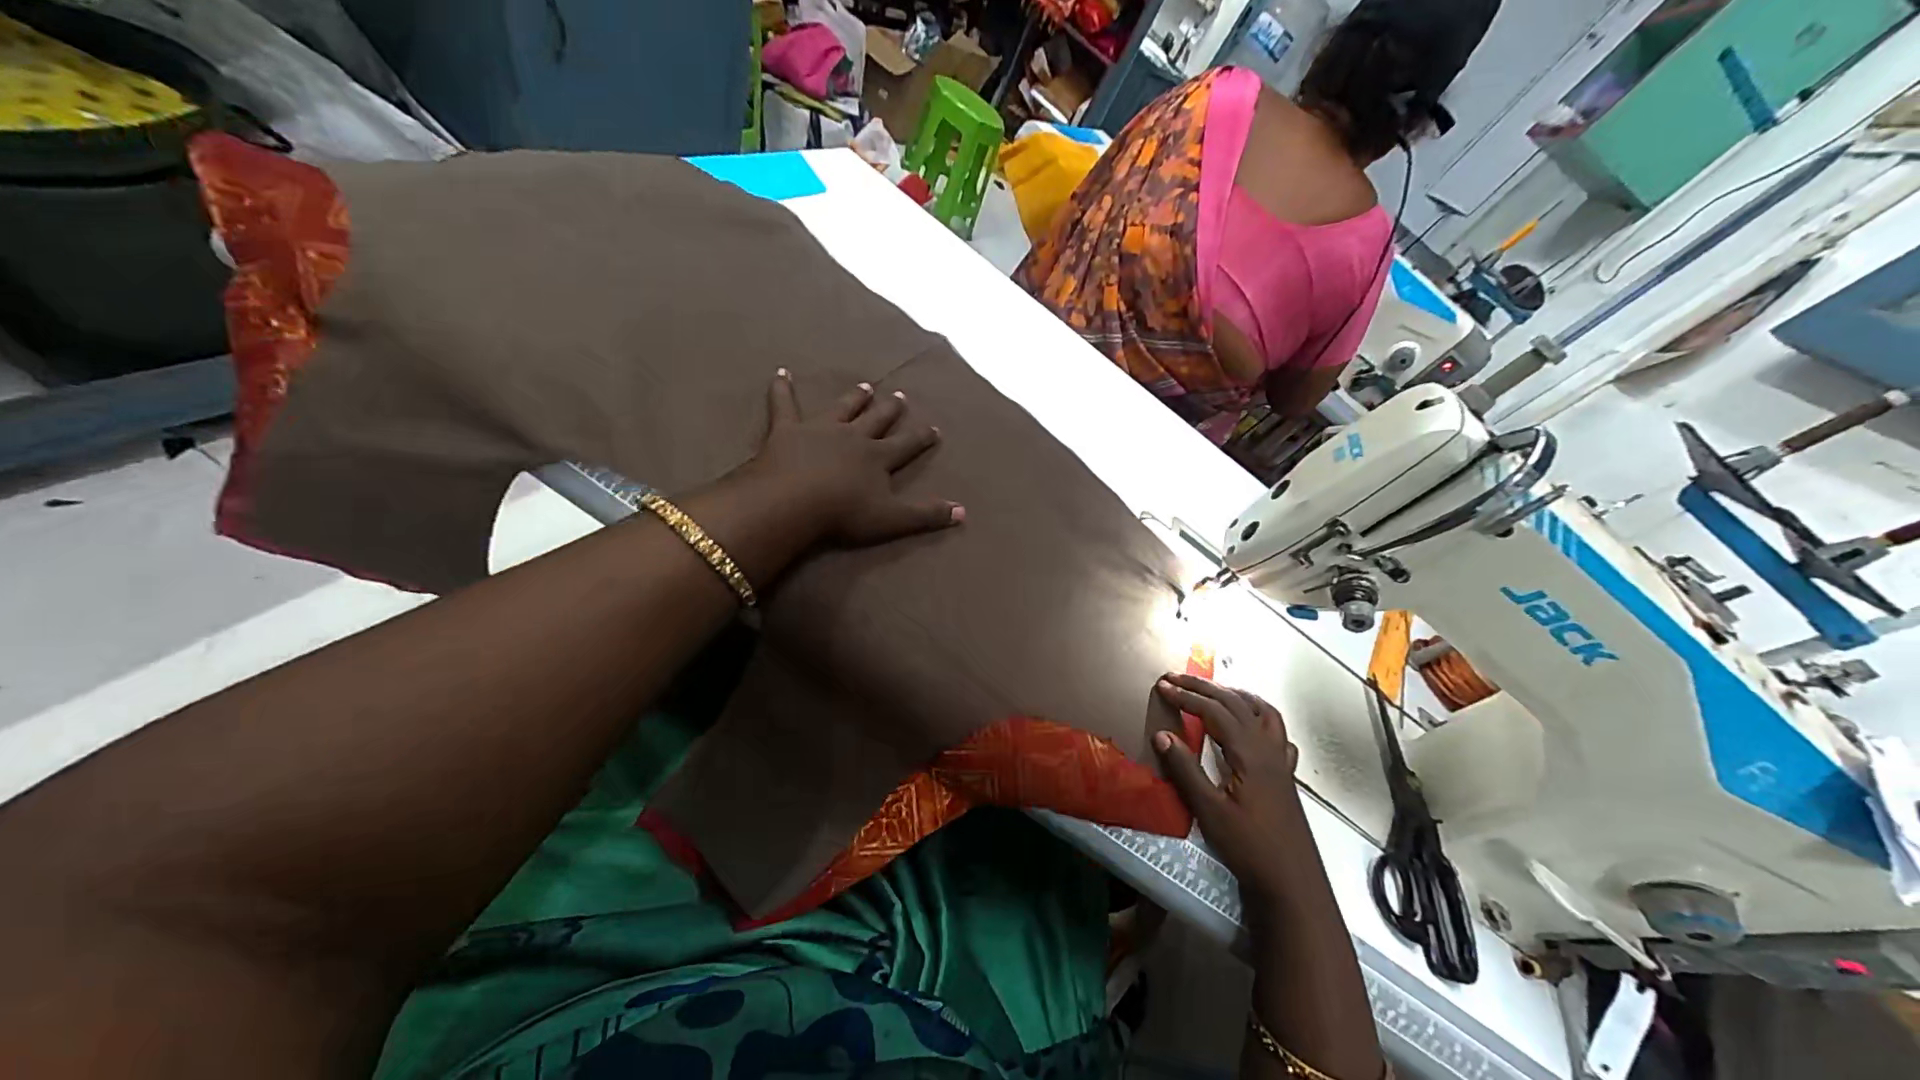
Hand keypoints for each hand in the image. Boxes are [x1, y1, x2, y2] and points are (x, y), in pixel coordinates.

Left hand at [737, 370, 962, 547]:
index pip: (905, 445)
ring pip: (842, 408)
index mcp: (877, 457)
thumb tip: (963, 511)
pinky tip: (781, 372)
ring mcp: (820, 429)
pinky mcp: (787, 430)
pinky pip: (784, 403)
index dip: (920, 438)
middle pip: (876, 420)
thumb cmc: (843, 513)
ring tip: (865, 387)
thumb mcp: (891, 519)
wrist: (793, 501)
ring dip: (854, 398)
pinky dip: (781, 388)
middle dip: (889, 410)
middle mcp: (853, 436)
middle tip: (900, 397)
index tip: (933, 428)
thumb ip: (926, 514)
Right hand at [1152, 675, 1304, 905]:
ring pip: (1262, 712)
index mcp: (1249, 754)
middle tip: (1177, 679)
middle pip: (1236, 704)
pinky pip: (1278, 732)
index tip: (1162, 686)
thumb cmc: (1248, 847)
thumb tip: (1162, 734)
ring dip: (1235, 695)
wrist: (1292, 882)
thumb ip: (1186, 770)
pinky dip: (1260, 716)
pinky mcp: (1286, 775)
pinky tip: (1251, 724)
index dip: (1186, 696)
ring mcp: (1281, 761)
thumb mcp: (1210, 810)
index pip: (1214, 711)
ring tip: (1213, 690)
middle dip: (1204, 688)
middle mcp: (1268, 749)